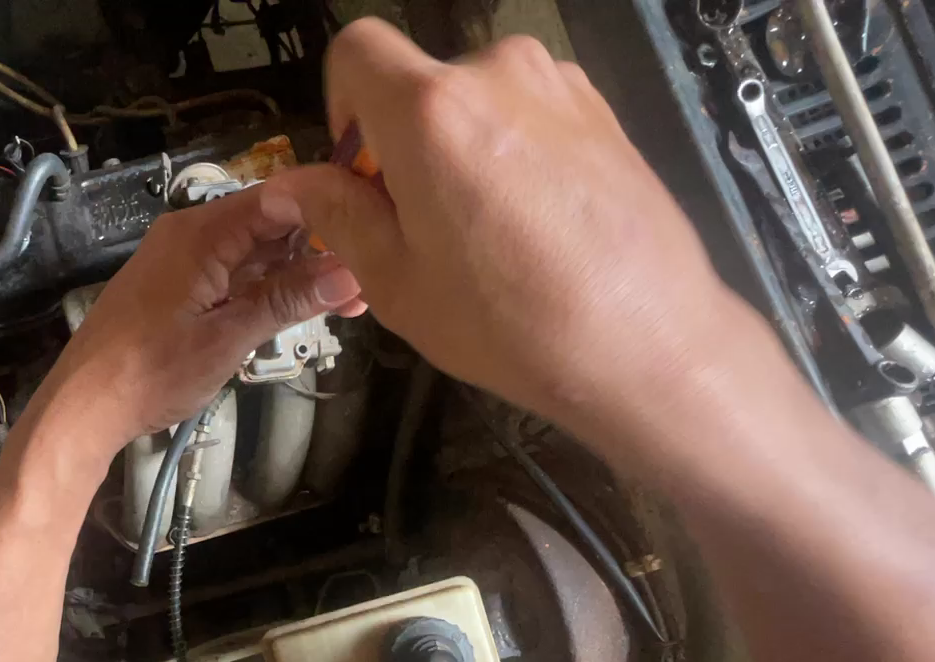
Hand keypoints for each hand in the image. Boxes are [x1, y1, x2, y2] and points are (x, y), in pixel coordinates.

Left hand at [32, 184, 364, 457]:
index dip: (328, 208)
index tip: (373, 229)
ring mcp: (179, 263)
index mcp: (201, 233)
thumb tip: (348, 271)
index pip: (279, 197)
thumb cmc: (152, 372)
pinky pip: (227, 277)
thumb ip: (286, 300)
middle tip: (364, 282)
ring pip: (249, 256)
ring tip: (342, 302)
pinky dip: (259, 292)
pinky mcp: (173, 290)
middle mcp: (188, 235)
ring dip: (291, 277)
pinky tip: (292, 309)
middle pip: (266, 226)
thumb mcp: (227, 338)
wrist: (84, 406)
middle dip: (316, 251)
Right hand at [271, 20, 782, 453]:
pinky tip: (524, 224)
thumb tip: (294, 183)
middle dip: (397, 146)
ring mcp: (557, 82)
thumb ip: (338, 215)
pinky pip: (520, 113)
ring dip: (451, 153)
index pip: (355, 50)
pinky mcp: (598, 106)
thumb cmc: (502, 322)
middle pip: (415, 85)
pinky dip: (501, 153)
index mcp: (430, 113)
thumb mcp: (395, 281)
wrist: (640, 338)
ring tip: (474, 235)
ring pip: (470, 102)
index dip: (340, 107)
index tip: (358, 170)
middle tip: (412, 229)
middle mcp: (496, 71)